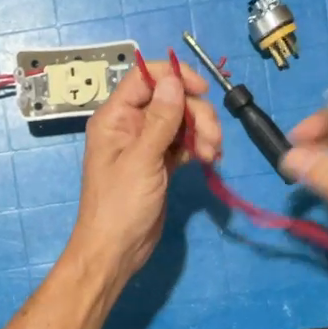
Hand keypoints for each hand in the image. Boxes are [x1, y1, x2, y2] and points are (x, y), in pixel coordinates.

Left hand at [66, 58, 222, 281]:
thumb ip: (160, 119)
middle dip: (196, 114)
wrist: (116, 250)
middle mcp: (129, 126)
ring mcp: (145, 145)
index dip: (175, 77)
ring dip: (202, 132)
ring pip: (181, 121)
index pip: (145, 78)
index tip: (203, 90)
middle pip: (170, 100)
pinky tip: (209, 159)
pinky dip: (198, 147)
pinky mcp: (159, 163)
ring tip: (211, 155)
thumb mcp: (142, 159)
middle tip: (212, 140)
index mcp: (115, 118)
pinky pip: (183, 143)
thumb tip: (174, 80)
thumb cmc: (120, 205)